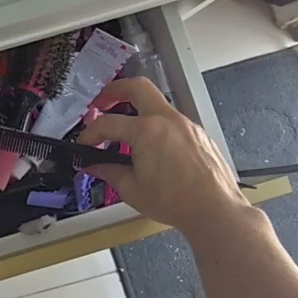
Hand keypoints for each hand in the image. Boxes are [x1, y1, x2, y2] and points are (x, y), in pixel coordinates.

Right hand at [75, 76, 250, 239]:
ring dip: (136, 111)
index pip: (107, 123)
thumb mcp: (131, 189)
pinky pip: (171, 121)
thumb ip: (109, 171)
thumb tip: (94, 166)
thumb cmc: (175, 201)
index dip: (89, 134)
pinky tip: (149, 148)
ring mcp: (186, 125)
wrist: (214, 209)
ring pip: (157, 104)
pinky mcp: (197, 134)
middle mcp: (168, 120)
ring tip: (123, 132)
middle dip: (114, 90)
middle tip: (100, 103)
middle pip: (137, 87)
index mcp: (147, 131)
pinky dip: (155, 127)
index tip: (84, 145)